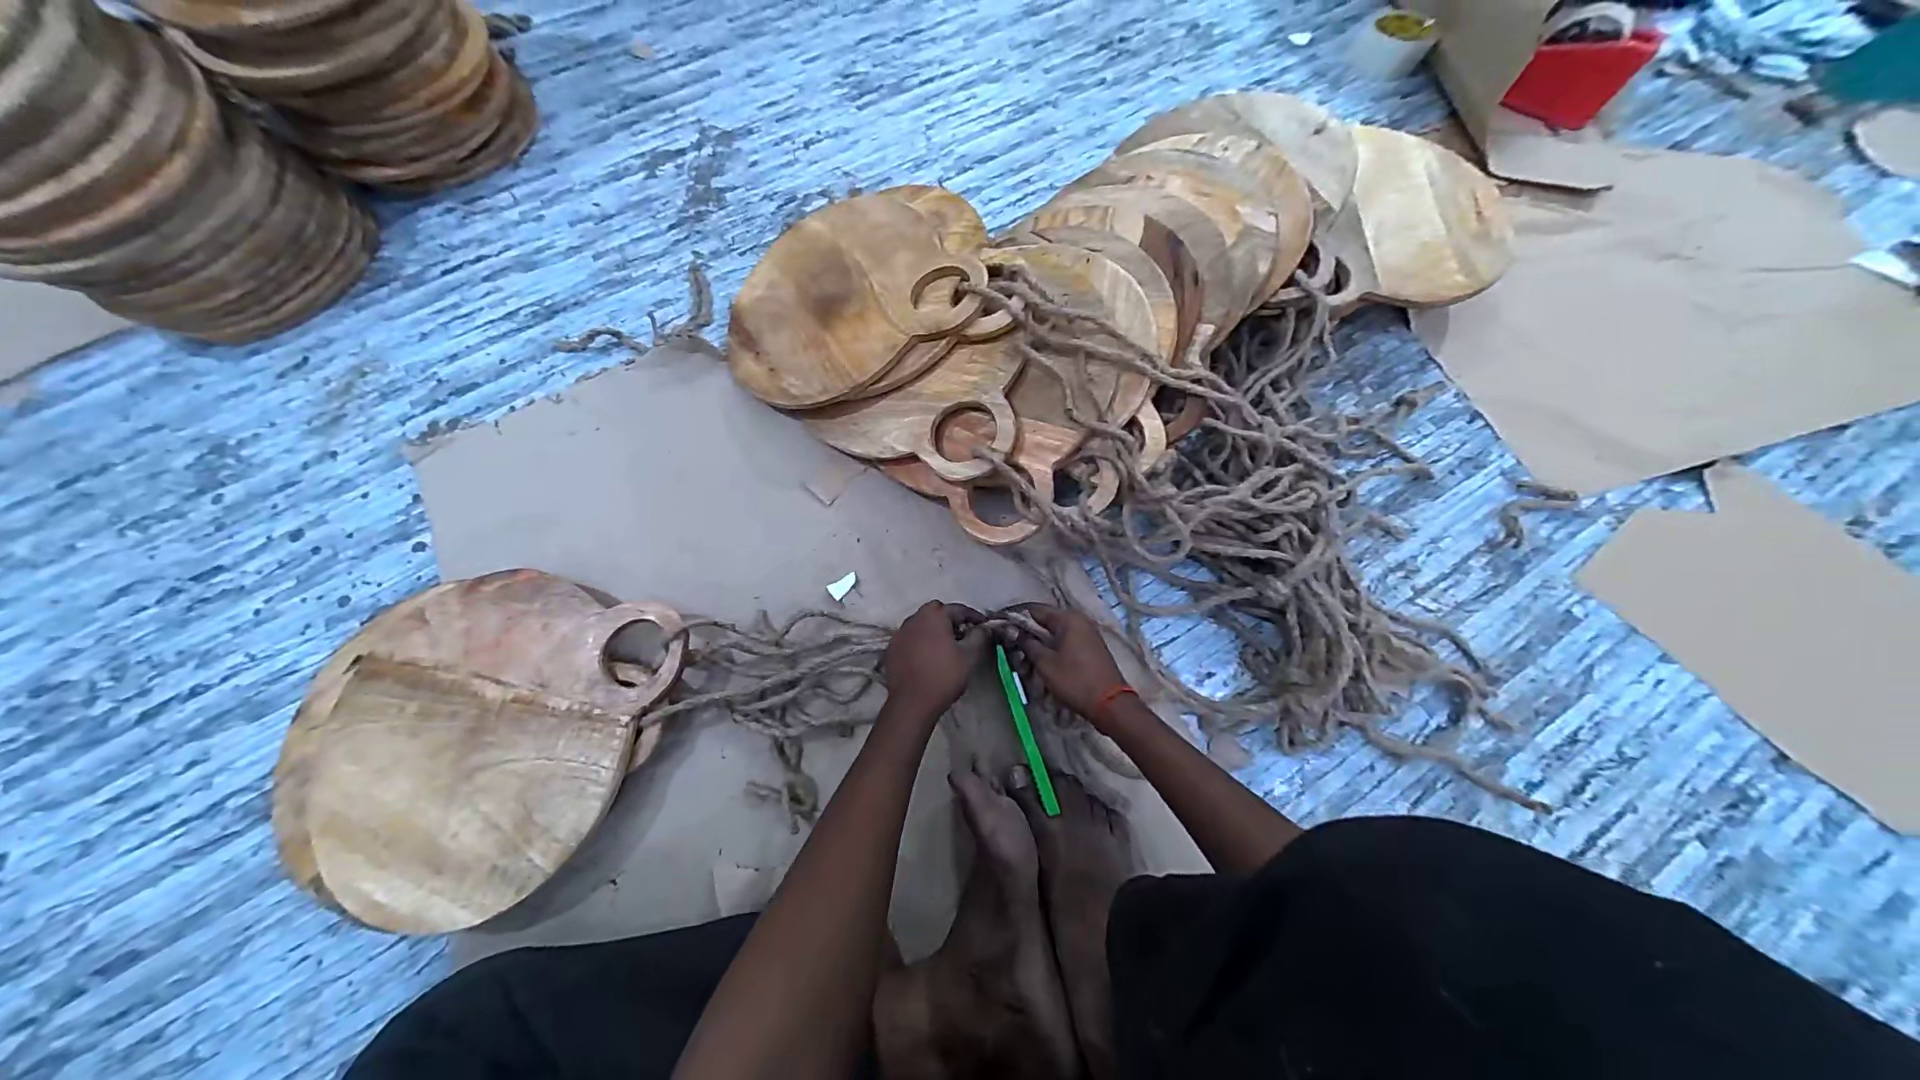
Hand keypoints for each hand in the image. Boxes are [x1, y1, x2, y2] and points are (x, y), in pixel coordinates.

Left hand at [883, 601, 987, 717]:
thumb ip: (980, 636)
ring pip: (922, 624)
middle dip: (951, 619)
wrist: (912, 702)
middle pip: (936, 612)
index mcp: (934, 615)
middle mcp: (914, 619)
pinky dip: (922, 641)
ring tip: (947, 646)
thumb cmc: (944, 676)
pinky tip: (929, 656)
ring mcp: (900, 634)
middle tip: (963, 634)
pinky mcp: (893, 649)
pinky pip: (911, 638)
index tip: (984, 625)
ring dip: (935, 630)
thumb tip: (983, 627)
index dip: (974, 616)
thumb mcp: (970, 655)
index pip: (958, 609)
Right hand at [1013, 605, 1129, 731]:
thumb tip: (1011, 630)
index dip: (1014, 617)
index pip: (1033, 609)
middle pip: (1043, 624)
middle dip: (1026, 639)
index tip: (998, 626)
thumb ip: (1026, 642)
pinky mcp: (1090, 649)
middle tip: (1013, 657)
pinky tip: (1041, 671)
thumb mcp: (1045, 662)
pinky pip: (1064, 646)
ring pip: (1053, 637)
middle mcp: (1079, 621)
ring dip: (1037, 651)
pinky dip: (1051, 655)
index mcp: (1068, 618)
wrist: (1110, 704)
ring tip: (1026, 670)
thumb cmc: (1075, 680)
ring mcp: (1086, 635)